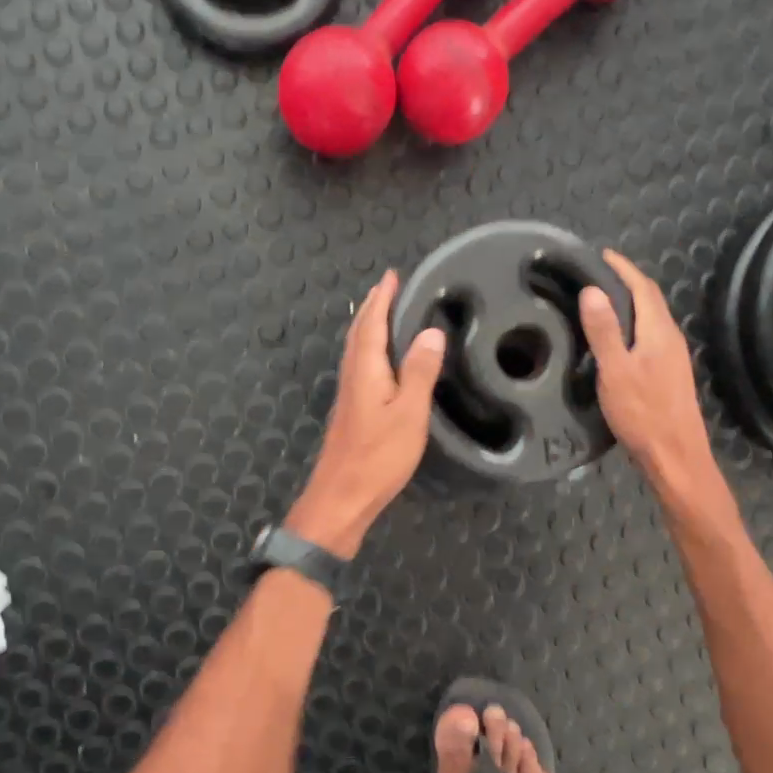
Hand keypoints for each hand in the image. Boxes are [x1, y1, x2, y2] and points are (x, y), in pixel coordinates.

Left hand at [284, 270, 445, 559]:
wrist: (342, 496)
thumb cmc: (378, 456)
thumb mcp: (409, 413)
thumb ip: (419, 371)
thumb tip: (430, 331)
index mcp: (365, 369)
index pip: (372, 324)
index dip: (382, 299)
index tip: (391, 276)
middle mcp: (352, 375)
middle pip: (359, 333)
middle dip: (372, 308)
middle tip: (387, 288)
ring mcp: (349, 394)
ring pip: (357, 350)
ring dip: (369, 327)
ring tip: (384, 314)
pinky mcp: (351, 410)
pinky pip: (360, 366)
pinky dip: (370, 349)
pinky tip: (379, 360)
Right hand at [579, 249, 715, 481]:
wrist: (676, 456)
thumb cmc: (643, 414)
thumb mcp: (615, 371)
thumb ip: (604, 331)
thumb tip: (592, 290)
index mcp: (659, 333)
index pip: (643, 288)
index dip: (624, 268)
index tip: (603, 254)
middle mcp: (671, 339)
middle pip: (651, 300)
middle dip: (627, 282)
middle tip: (597, 273)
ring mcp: (673, 358)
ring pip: (651, 319)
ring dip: (631, 303)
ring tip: (601, 300)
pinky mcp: (669, 374)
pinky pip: (650, 336)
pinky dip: (633, 324)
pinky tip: (616, 338)